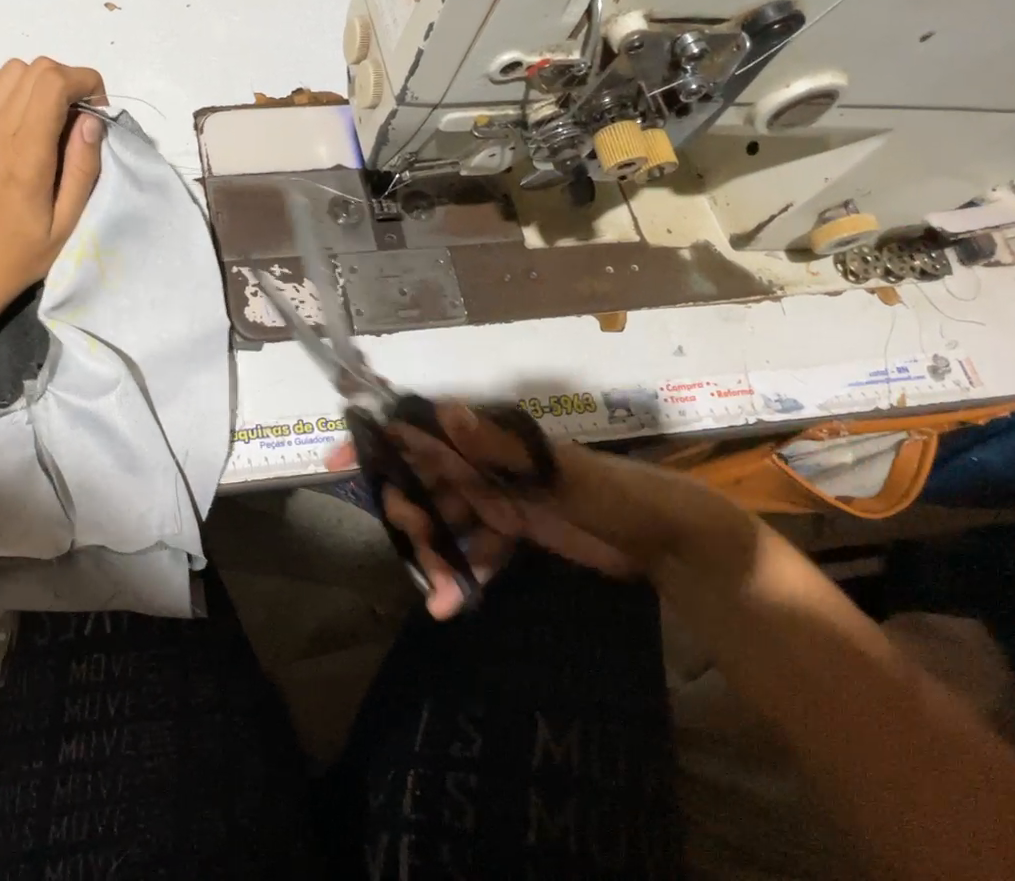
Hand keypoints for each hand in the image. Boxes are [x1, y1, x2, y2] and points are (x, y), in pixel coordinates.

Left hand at [0, 58, 107, 315]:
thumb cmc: (20, 255)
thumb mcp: (66, 222)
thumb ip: (82, 168)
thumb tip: (92, 121)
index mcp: (25, 153)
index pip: (54, 82)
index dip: (85, 83)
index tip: (98, 112)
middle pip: (35, 69)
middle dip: (68, 81)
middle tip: (81, 118)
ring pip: (10, 70)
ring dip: (40, 82)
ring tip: (53, 116)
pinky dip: (10, 86)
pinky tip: (23, 116)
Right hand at [333, 402, 760, 618]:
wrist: (675, 543)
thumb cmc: (619, 494)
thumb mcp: (561, 473)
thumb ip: (501, 448)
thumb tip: (443, 411)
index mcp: (494, 444)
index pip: (424, 434)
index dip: (381, 443)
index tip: (339, 462)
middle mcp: (488, 466)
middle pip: (427, 486)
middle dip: (409, 517)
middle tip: (412, 547)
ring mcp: (500, 501)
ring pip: (447, 524)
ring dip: (435, 557)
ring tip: (437, 596)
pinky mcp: (515, 533)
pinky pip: (475, 551)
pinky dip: (464, 575)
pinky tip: (456, 603)